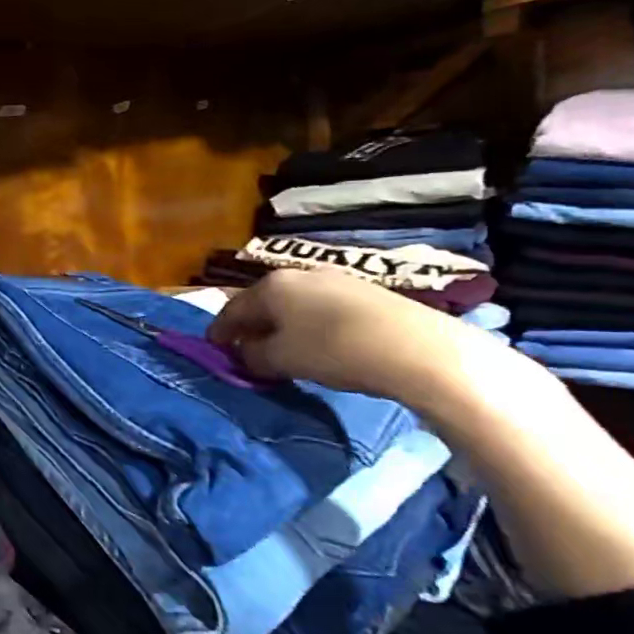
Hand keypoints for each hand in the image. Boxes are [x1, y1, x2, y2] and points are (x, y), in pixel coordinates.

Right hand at [206, 268, 502, 408]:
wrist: (419, 349)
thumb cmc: (334, 350)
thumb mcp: (281, 359)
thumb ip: (252, 355)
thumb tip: (245, 353)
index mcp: (270, 286)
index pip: (232, 310)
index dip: (219, 332)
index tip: (213, 350)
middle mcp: (299, 274)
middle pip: (263, 303)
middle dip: (251, 327)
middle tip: (246, 351)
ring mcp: (336, 279)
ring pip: (293, 305)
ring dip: (282, 327)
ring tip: (284, 351)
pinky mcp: (367, 292)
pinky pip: (321, 309)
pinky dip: (309, 325)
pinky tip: (319, 345)